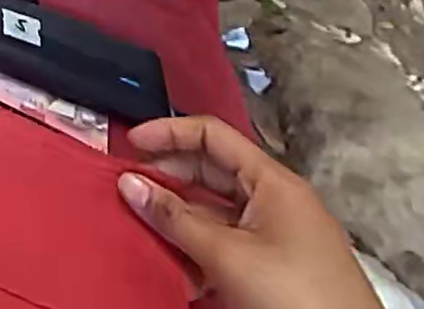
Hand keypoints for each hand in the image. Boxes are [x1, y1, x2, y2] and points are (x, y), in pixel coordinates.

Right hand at [117, 116, 382, 308]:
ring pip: (217, 208)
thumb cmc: (295, 297)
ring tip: (141, 220)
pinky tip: (173, 261)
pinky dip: (199, 244)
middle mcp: (276, 198)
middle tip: (129, 184)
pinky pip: (229, 240)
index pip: (211, 134)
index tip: (131, 143)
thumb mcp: (228, 256)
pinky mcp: (279, 268)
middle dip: (169, 174)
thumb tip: (127, 182)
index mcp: (272, 180)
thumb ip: (175, 218)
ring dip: (180, 213)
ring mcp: (280, 234)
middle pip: (212, 169)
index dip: (169, 132)